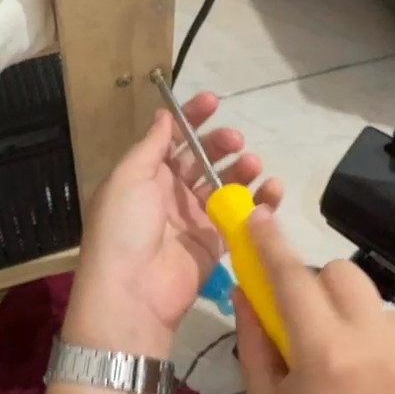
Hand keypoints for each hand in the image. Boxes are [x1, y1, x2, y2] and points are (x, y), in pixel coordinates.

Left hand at [65, 93, 282, 357]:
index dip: (192, 119)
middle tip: (236, 140)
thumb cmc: (123, 227)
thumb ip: (151, 146)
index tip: (213, 101)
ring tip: (253, 163)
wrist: (132, 291)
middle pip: (200, 160)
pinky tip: (271, 189)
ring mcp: (193, 219)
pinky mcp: (215, 243)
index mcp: (144, 175)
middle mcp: (168, 194)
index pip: (171, 140)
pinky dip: (258, 202)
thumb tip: (164, 115)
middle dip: (219, 145)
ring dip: (240, 170)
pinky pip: (240, 216)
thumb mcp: (128, 177)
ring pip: (223, 185)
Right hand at [234, 209, 394, 393]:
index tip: (257, 217)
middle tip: (299, 317)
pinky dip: (376, 345)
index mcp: (327, 357)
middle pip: (345, 274)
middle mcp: (379, 349)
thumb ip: (255, 338)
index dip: (271, 244)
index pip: (293, 278)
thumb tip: (246, 288)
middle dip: (316, 281)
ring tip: (337, 361)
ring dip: (349, 313)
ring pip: (376, 305)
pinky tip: (367, 390)